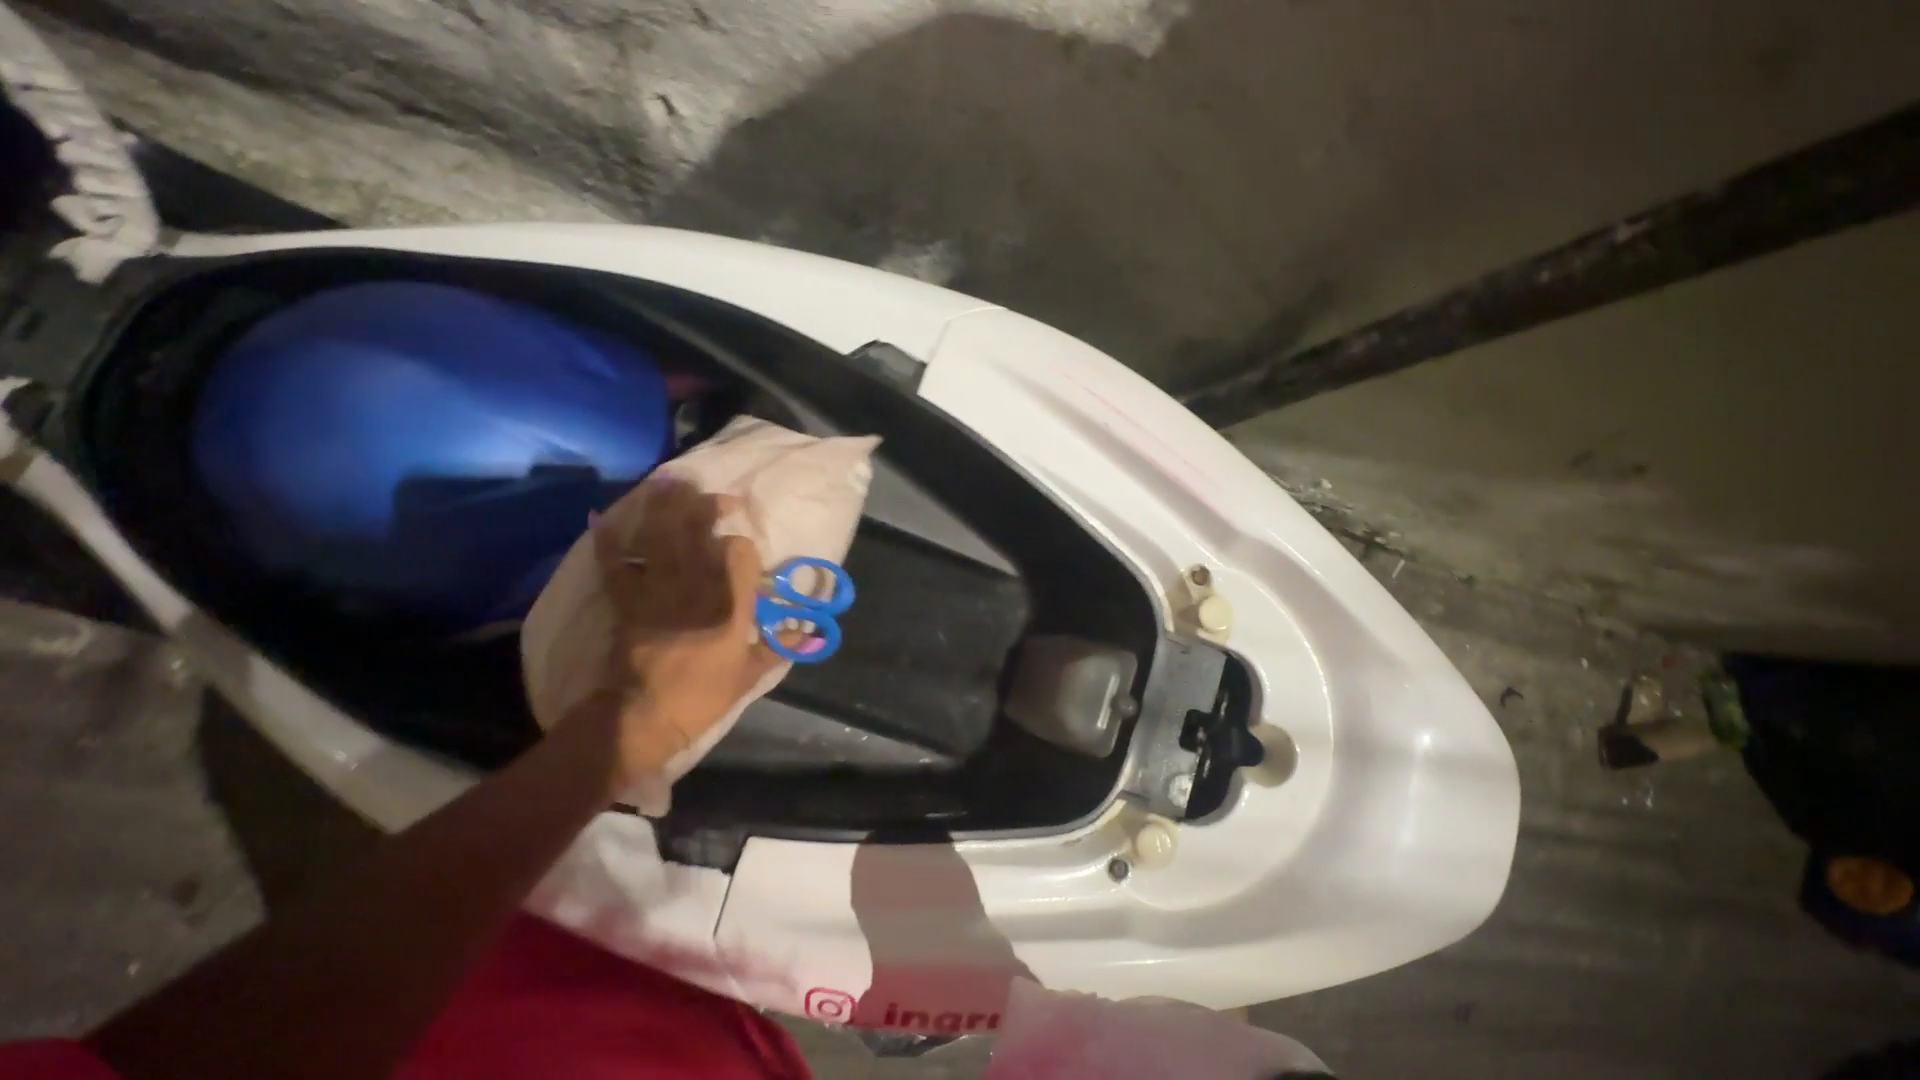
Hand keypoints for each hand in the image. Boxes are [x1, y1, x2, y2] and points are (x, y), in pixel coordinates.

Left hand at [585, 482, 782, 780]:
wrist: (642, 717)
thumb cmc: (701, 698)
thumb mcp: (748, 676)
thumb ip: (776, 649)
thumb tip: (806, 634)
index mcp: (728, 606)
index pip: (739, 554)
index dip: (742, 545)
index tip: (744, 550)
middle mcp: (694, 588)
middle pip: (699, 533)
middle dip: (706, 507)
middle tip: (715, 497)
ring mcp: (656, 590)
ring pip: (660, 538)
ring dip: (663, 507)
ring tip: (670, 482)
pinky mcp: (625, 600)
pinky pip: (614, 564)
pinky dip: (607, 541)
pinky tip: (603, 517)